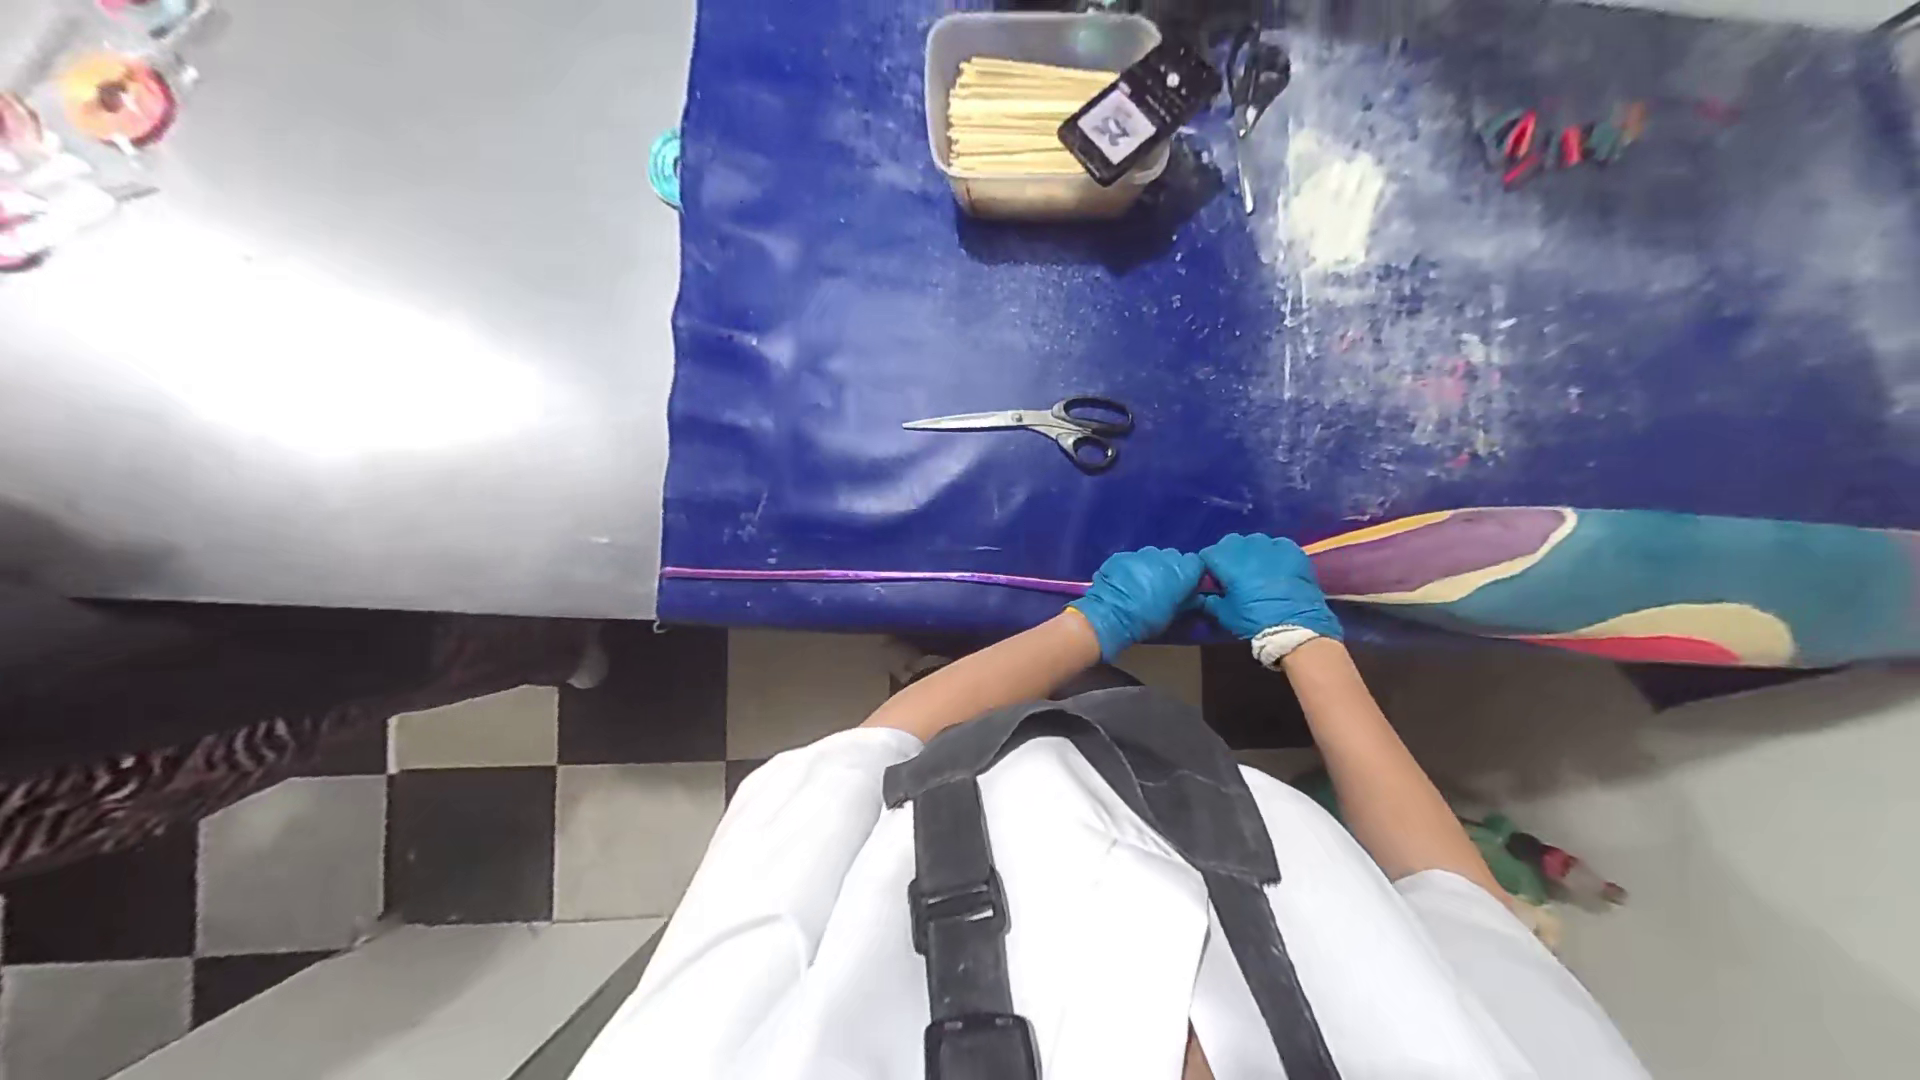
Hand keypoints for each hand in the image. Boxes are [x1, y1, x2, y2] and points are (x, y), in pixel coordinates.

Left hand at [1068, 547, 1204, 659]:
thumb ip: (1188, 600)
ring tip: (1141, 583)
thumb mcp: (1174, 615)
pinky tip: (1124, 581)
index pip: (1195, 562)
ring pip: (1151, 556)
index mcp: (1182, 571)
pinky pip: (1131, 559)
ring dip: (1150, 566)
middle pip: (1173, 557)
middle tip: (1162, 585)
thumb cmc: (1148, 620)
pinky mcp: (1121, 555)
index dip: (1191, 572)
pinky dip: (1131, 568)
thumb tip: (1197, 596)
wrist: (1111, 615)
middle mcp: (1163, 556)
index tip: (1185, 584)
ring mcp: (1140, 554)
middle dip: (1170, 569)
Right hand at [1197, 533, 1342, 641]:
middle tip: (1236, 577)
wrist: (1295, 626)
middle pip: (1230, 544)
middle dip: (1230, 557)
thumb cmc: (1252, 619)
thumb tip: (1202, 596)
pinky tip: (1279, 569)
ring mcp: (1270, 545)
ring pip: (1255, 542)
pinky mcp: (1293, 550)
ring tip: (1259, 572)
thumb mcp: (1223, 614)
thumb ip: (1208, 600)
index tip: (1214, 581)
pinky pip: (1278, 546)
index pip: (1206, 554)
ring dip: (1253, 554)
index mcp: (1223, 559)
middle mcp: (1245, 545)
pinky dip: (1275, 555)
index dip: (1210, 568)